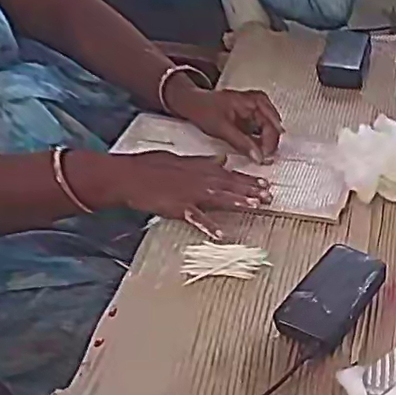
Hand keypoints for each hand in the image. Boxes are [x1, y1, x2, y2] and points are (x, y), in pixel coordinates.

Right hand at [68, 149, 269, 238]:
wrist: (125, 175)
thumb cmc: (149, 167)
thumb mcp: (178, 159)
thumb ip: (203, 161)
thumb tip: (222, 159)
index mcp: (199, 170)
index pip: (229, 175)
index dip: (249, 180)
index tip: (266, 184)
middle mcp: (198, 180)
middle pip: (229, 186)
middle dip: (251, 191)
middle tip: (270, 196)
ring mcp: (189, 193)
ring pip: (219, 198)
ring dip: (238, 202)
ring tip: (255, 207)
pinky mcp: (179, 207)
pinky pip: (196, 218)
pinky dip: (209, 226)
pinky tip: (222, 235)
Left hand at [169, 85, 283, 162]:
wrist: (193, 103)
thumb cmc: (204, 108)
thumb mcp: (222, 127)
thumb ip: (242, 143)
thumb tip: (259, 157)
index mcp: (254, 101)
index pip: (271, 127)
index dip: (268, 146)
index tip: (262, 158)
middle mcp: (259, 104)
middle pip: (274, 130)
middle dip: (269, 146)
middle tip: (262, 159)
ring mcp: (258, 111)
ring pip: (271, 133)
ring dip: (266, 146)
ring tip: (258, 155)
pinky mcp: (254, 119)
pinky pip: (264, 133)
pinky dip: (261, 143)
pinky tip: (255, 150)